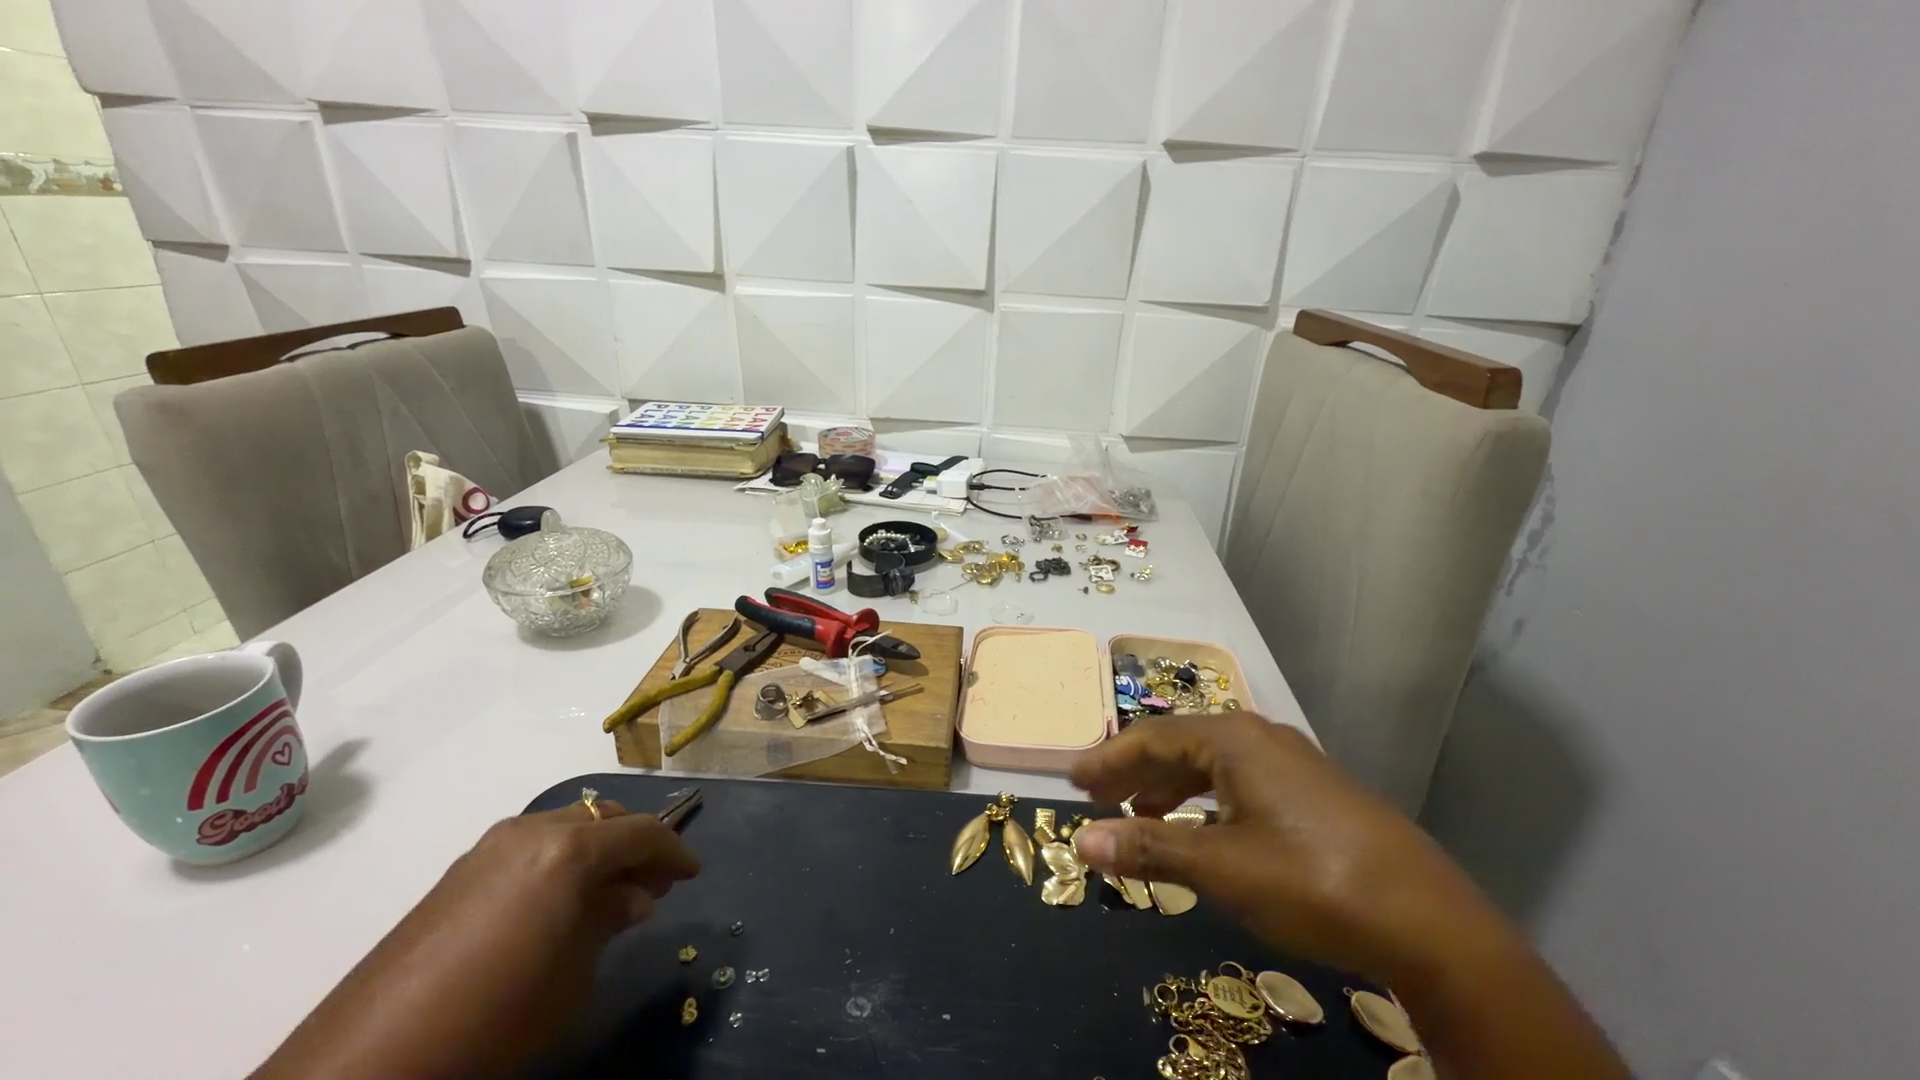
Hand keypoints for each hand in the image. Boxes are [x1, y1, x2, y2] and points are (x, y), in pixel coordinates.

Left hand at [253, 798, 698, 1079]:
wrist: (377, 1053)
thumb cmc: (500, 1012)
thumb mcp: (574, 973)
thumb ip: (609, 920)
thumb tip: (633, 897)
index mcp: (568, 849)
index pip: (641, 831)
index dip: (674, 850)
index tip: (694, 873)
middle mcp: (531, 831)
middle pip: (602, 818)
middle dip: (636, 844)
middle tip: (656, 884)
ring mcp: (489, 847)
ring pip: (565, 827)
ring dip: (597, 850)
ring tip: (612, 893)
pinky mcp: (459, 871)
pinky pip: (531, 846)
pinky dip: (561, 860)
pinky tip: (562, 902)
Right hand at [1070, 717, 1630, 1079]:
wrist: (1426, 919)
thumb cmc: (1310, 881)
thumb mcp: (1220, 868)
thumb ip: (1148, 849)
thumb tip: (1081, 841)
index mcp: (1234, 740)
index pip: (1152, 739)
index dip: (1107, 760)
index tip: (1072, 782)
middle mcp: (1261, 739)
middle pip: (1180, 745)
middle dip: (1134, 771)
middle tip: (1096, 798)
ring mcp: (1293, 765)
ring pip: (1212, 765)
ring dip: (1169, 788)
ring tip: (1139, 816)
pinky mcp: (1314, 794)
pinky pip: (1240, 783)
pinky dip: (1206, 802)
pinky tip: (1202, 832)